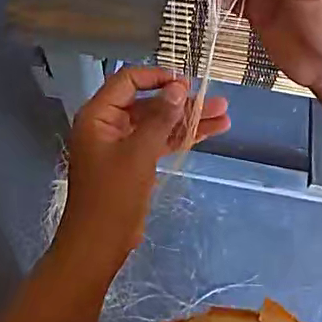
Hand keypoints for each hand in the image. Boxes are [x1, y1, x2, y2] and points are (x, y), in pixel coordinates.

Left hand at [58, 67, 229, 265]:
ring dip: (188, 120)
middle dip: (181, 102)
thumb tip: (178, 87)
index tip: (185, 82)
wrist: (98, 244)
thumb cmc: (112, 196)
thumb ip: (160, 119)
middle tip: (216, 101)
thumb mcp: (139, 154)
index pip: (127, 81)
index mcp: (98, 116)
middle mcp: (108, 125)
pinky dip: (181, 138)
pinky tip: (209, 132)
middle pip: (147, 103)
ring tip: (224, 116)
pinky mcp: (134, 163)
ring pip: (158, 124)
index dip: (156, 77)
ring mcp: (122, 145)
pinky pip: (159, 142)